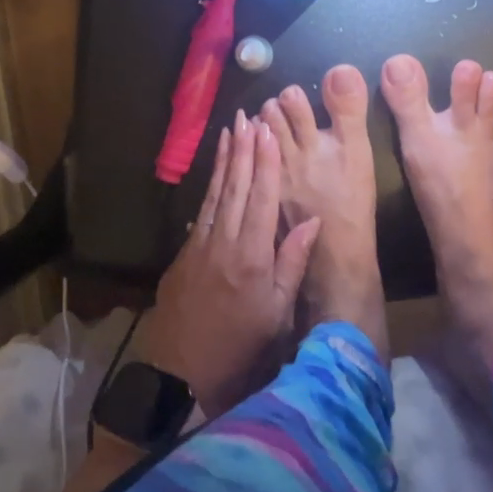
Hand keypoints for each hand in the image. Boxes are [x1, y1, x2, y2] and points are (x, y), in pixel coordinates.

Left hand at [142, 112, 321, 416]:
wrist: (180, 375)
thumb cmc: (240, 348)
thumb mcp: (278, 313)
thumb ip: (293, 262)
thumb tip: (312, 219)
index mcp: (252, 255)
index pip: (261, 196)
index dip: (265, 161)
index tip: (267, 130)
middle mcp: (223, 242)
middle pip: (235, 186)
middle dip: (243, 149)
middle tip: (248, 116)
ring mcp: (199, 247)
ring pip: (215, 194)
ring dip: (224, 160)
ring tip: (230, 131)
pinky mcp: (183, 256)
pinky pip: (201, 212)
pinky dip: (209, 188)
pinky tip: (215, 174)